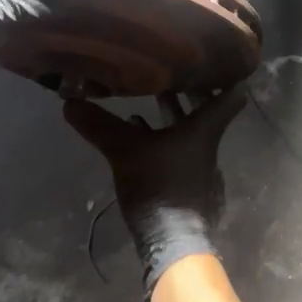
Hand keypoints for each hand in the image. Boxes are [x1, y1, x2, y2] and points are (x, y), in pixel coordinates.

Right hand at [65, 88, 246, 295]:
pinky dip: (165, 137)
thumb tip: (68, 102)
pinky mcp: (188, 182)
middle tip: (171, 69)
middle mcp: (209, 141)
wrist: (174, 244)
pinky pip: (180, 148)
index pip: (233, 94)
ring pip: (192, 128)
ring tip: (151, 98)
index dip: (229, 74)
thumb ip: (100, 126)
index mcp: (206, 127)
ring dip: (175, 113)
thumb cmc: (160, 188)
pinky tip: (140, 135)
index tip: (214, 57)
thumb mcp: (125, 152)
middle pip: (208, 107)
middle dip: (190, 89)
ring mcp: (201, 164)